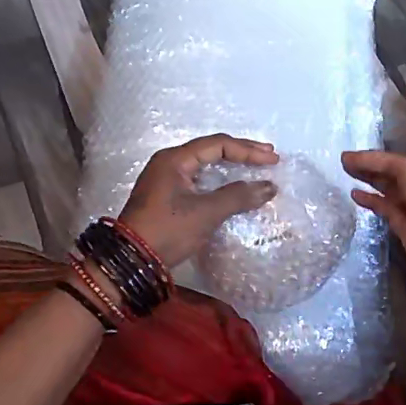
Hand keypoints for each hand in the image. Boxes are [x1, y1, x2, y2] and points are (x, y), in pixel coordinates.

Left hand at [118, 134, 279, 266]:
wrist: (133, 260)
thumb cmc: (168, 230)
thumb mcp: (206, 213)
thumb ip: (238, 196)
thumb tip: (269, 187)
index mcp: (174, 159)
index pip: (218, 145)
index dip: (248, 150)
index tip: (272, 159)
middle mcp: (169, 163)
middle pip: (211, 150)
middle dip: (241, 153)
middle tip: (269, 156)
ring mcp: (166, 180)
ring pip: (205, 165)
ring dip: (231, 166)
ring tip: (256, 167)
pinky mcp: (167, 197)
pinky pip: (199, 180)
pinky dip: (220, 181)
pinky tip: (234, 186)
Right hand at [342, 150, 405, 302]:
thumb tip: (400, 173)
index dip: (384, 161)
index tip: (357, 157)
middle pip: (402, 176)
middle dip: (375, 166)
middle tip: (346, 160)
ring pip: (394, 192)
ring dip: (373, 181)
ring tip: (348, 171)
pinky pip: (391, 212)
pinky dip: (376, 203)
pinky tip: (359, 196)